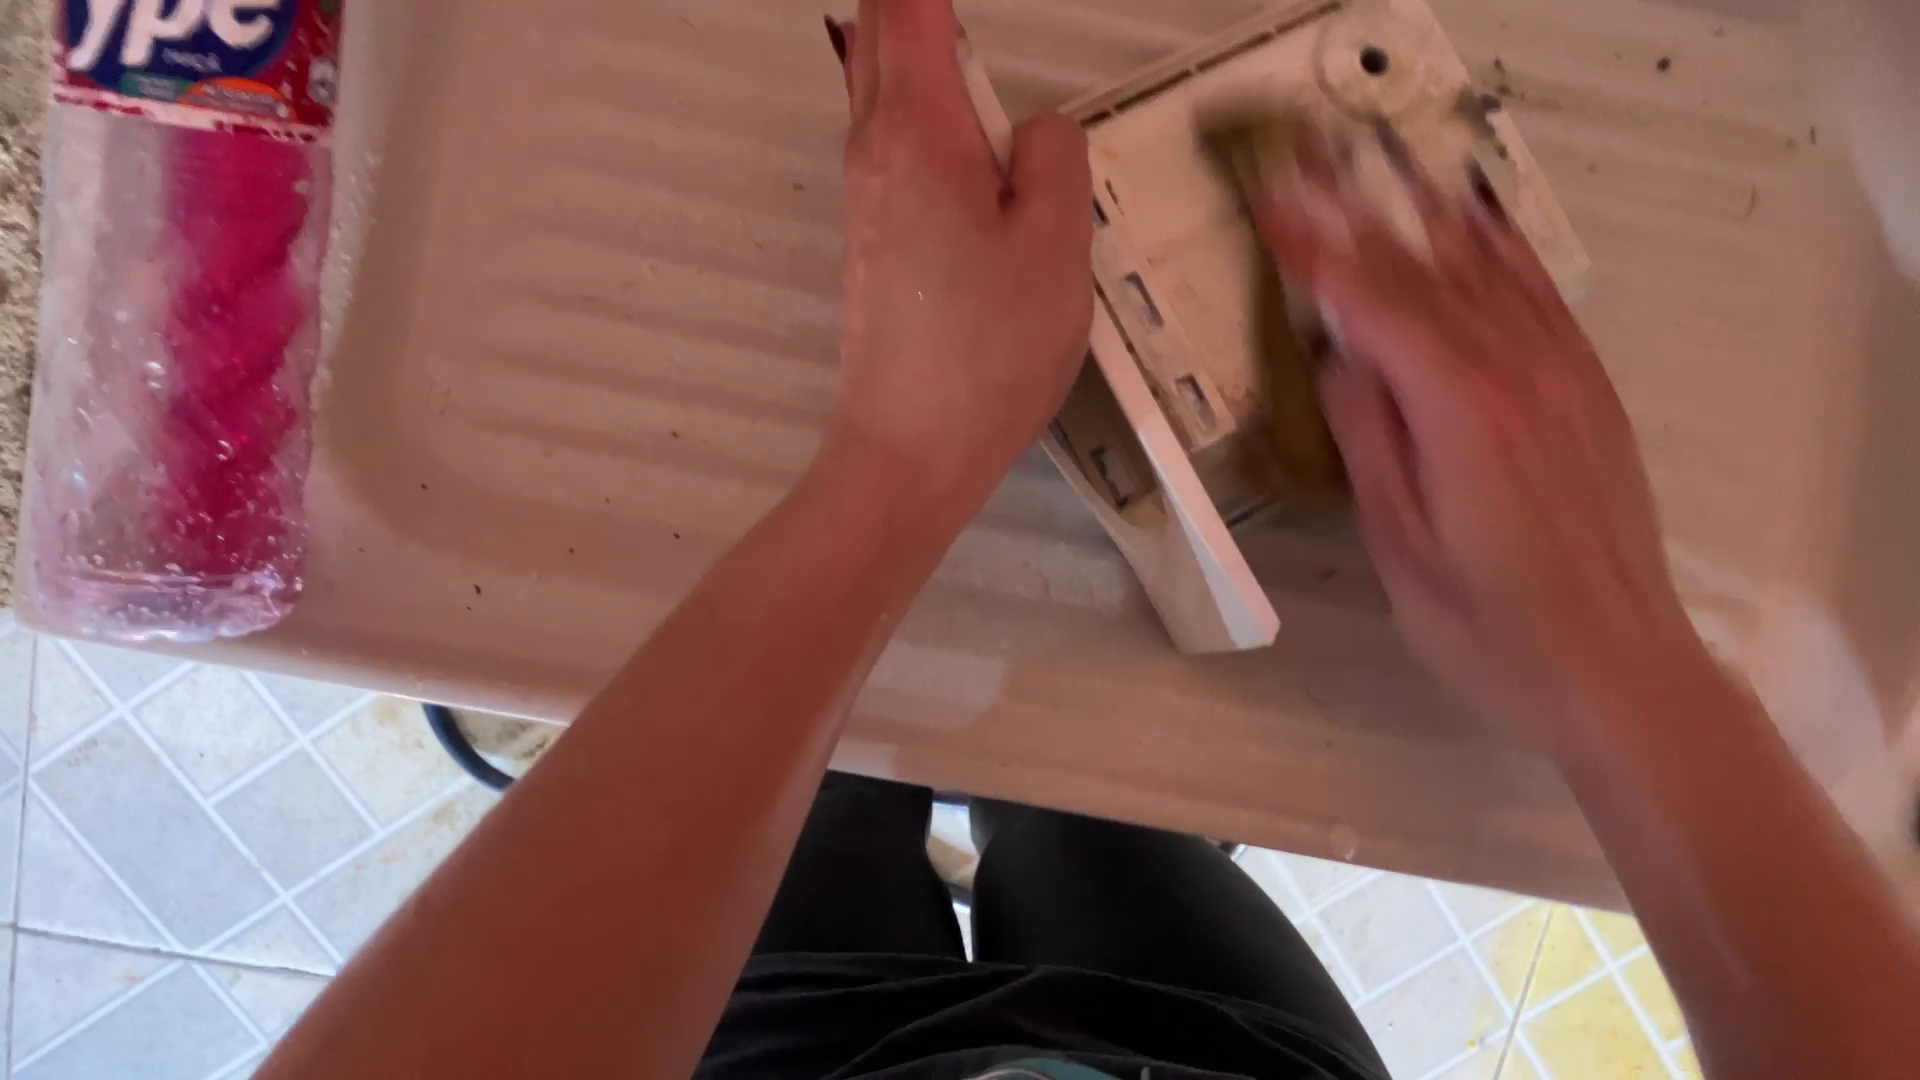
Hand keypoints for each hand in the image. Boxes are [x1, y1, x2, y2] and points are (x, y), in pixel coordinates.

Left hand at [827, 0, 1092, 506]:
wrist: (910, 452)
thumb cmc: (987, 353)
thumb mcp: (1056, 245)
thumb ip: (1052, 158)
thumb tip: (1028, 136)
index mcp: (916, 130)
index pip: (912, 3)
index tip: (972, 5)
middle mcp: (873, 154)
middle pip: (884, 37)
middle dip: (925, 13)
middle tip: (978, 38)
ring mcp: (865, 206)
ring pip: (890, 101)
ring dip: (937, 77)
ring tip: (994, 109)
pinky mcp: (873, 251)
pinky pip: (900, 161)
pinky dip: (935, 136)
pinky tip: (977, 180)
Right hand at [1260, 167, 1701, 748]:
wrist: (1613, 666)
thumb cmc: (1482, 622)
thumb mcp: (1397, 540)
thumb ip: (1369, 437)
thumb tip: (1341, 361)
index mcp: (1461, 410)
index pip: (1377, 304)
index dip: (1321, 254)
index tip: (1273, 214)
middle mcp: (1520, 371)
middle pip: (1427, 274)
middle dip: (1358, 224)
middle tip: (1302, 183)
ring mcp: (1564, 374)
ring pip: (1485, 272)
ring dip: (1419, 222)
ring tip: (1371, 181)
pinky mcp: (1587, 390)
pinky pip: (1539, 296)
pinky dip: (1498, 249)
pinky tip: (1473, 225)